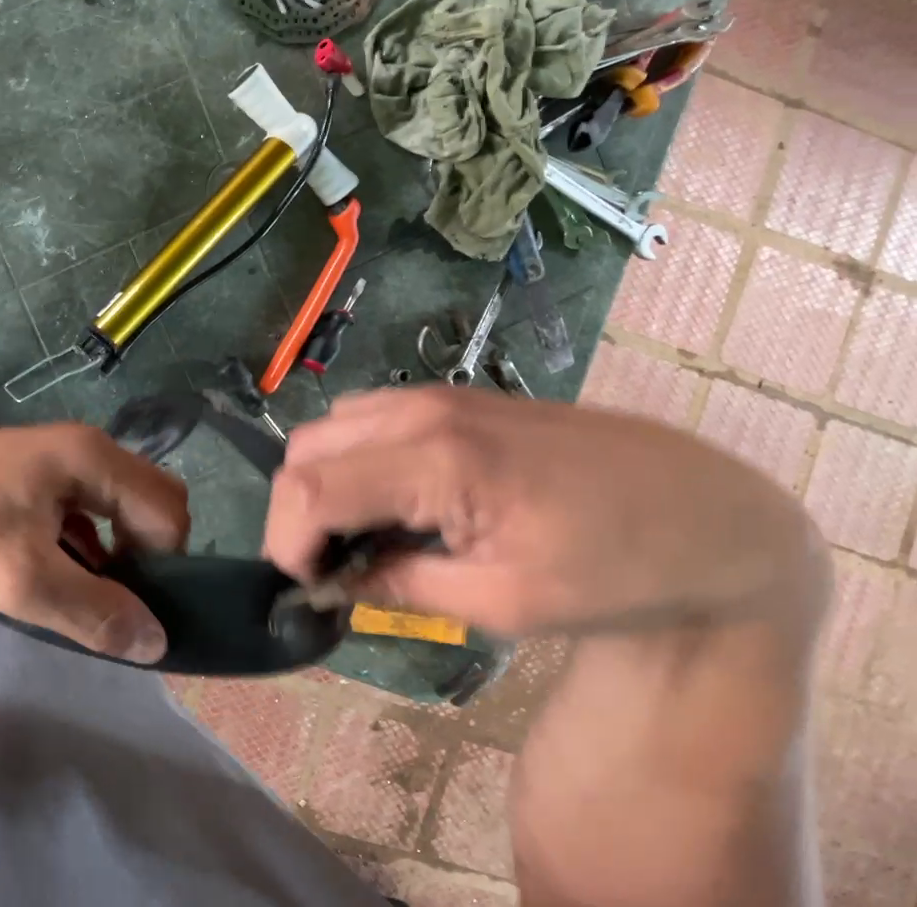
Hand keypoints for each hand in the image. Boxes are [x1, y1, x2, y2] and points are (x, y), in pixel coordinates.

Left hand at [0, 424, 189, 662]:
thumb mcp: (25, 581)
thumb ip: (96, 613)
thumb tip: (157, 642)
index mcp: (91, 457)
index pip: (168, 512)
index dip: (163, 566)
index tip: (128, 607)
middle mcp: (80, 446)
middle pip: (146, 503)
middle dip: (143, 556)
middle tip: (110, 600)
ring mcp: (50, 457)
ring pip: (111, 508)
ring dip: (109, 554)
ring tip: (78, 595)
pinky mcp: (25, 474)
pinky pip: (78, 509)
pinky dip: (79, 544)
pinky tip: (50, 574)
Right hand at [263, 387, 821, 636]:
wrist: (713, 518)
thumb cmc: (619, 573)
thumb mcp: (506, 603)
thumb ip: (400, 585)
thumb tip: (330, 581)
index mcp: (439, 461)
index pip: (310, 489)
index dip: (288, 542)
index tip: (309, 586)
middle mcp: (423, 413)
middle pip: (304, 451)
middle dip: (297, 513)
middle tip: (331, 566)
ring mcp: (437, 397)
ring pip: (327, 429)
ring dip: (322, 482)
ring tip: (362, 535)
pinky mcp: (452, 397)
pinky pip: (365, 419)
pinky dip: (351, 459)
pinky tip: (392, 500)